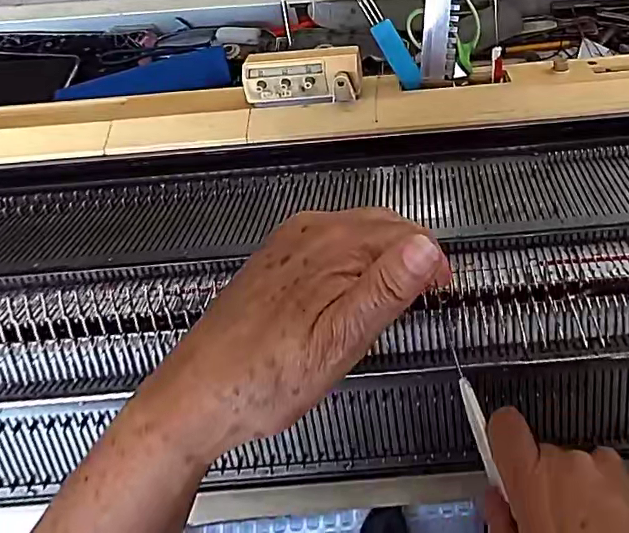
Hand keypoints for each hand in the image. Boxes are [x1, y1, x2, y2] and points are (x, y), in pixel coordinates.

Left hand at [124, 208, 450, 463]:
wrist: (190, 401)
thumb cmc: (260, 380)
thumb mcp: (339, 343)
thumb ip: (386, 290)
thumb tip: (425, 248)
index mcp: (335, 246)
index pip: (409, 236)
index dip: (431, 264)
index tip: (438, 291)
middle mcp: (314, 230)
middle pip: (388, 227)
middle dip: (411, 258)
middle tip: (419, 298)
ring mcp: (294, 239)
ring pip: (363, 232)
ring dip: (385, 258)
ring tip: (388, 299)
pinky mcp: (280, 254)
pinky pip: (335, 241)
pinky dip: (355, 260)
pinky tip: (348, 293)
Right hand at [482, 407, 628, 532]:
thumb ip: (505, 525)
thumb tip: (498, 505)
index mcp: (540, 478)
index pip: (505, 427)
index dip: (499, 438)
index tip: (498, 450)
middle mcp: (577, 462)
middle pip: (547, 460)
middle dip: (545, 490)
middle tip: (545, 529)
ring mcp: (614, 469)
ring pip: (583, 475)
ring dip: (580, 501)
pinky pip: (613, 486)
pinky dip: (610, 507)